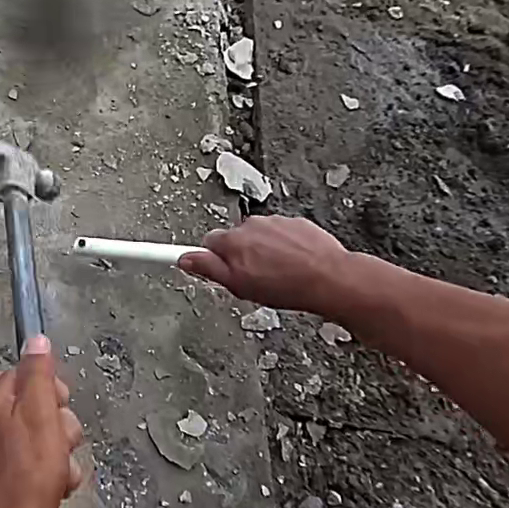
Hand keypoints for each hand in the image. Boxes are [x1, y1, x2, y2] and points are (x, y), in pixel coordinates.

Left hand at [0, 335, 84, 507]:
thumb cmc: (31, 471)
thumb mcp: (41, 413)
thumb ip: (40, 374)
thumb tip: (36, 339)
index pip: (29, 372)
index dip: (52, 388)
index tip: (58, 406)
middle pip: (42, 401)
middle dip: (62, 421)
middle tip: (60, 439)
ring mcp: (4, 447)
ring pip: (50, 430)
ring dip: (63, 447)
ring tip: (59, 466)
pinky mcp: (15, 470)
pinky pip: (46, 455)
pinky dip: (56, 467)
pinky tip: (57, 481)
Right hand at [178, 215, 352, 315]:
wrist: (328, 277)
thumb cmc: (286, 285)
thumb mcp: (240, 286)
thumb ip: (209, 269)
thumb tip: (186, 259)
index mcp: (233, 242)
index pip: (205, 243)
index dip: (200, 254)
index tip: (180, 254)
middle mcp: (251, 225)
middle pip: (233, 239)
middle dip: (239, 256)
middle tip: (252, 278)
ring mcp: (274, 222)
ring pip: (258, 237)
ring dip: (263, 251)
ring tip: (278, 275)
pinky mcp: (295, 222)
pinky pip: (281, 234)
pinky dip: (284, 247)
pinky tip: (293, 265)